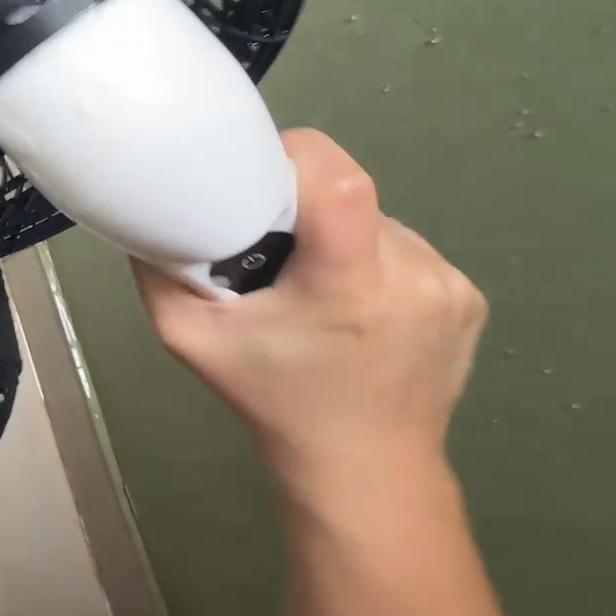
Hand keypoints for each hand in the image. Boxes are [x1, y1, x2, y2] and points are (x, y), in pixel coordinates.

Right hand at [132, 129, 487, 494]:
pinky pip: (402, 245)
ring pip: (374, 218)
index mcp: (346, 285)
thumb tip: (147, 213)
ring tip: (303, 273)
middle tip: (261, 235)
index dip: (294, 152)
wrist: (364, 463)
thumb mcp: (183, 335)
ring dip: (334, 230)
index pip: (339, 179)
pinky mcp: (468, 296)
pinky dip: (365, 254)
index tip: (253, 161)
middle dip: (300, 201)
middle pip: (349, 194)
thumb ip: (158, 270)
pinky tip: (345, 295)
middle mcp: (412, 275)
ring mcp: (450, 285)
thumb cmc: (266, 395)